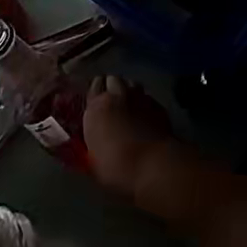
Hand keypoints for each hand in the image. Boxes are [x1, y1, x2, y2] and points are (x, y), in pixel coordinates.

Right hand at [83, 75, 178, 200]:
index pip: (94, 86)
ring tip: (127, 104)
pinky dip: (143, 102)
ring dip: (128, 91)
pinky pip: (147, 97)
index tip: (94, 102)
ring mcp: (141, 97)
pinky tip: (144, 114)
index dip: (95, 92)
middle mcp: (119, 95)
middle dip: (111, 87)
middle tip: (110, 102)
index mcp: (98, 106)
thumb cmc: (115, 167)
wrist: (152, 164)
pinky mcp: (158, 105)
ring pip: (132, 84)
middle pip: (113, 80)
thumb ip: (89, 143)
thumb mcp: (91, 160)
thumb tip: (90, 140)